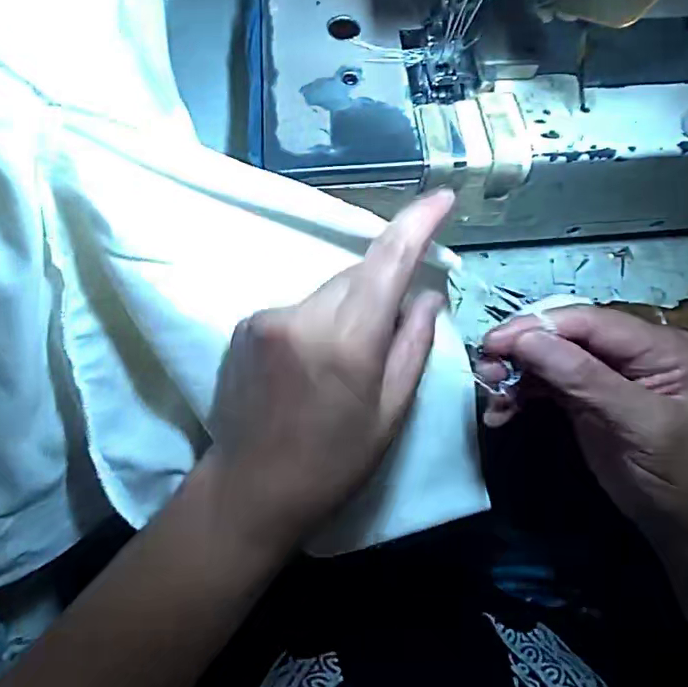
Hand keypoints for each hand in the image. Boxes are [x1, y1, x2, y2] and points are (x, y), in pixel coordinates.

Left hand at [201, 190, 456, 552]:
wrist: (250, 489)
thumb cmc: (333, 461)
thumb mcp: (390, 413)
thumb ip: (413, 345)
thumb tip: (428, 295)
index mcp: (348, 340)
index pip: (388, 261)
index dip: (418, 223)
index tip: (442, 197)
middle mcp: (304, 315)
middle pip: (357, 274)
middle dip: (381, 288)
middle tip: (389, 333)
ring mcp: (267, 315)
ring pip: (327, 289)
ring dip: (347, 307)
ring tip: (342, 361)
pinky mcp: (245, 323)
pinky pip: (299, 305)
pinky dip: (317, 319)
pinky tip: (311, 362)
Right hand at [480, 306, 687, 555]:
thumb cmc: (686, 479)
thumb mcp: (642, 426)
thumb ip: (585, 379)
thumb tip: (526, 339)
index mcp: (659, 345)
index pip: (589, 321)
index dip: (539, 327)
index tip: (495, 343)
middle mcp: (631, 351)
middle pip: (564, 334)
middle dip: (522, 348)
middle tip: (485, 367)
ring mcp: (607, 375)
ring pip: (549, 358)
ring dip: (516, 373)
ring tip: (491, 396)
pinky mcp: (587, 400)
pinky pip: (546, 385)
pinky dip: (521, 395)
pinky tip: (502, 413)